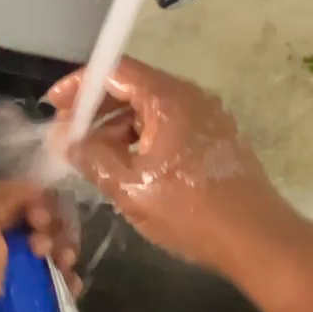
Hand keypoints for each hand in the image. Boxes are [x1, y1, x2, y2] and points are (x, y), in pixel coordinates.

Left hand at [0, 181, 78, 311]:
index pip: (21, 203)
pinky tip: (70, 285)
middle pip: (41, 229)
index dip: (38, 205)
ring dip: (63, 255)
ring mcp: (15, 276)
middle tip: (45, 247)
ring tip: (61, 265)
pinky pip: (55, 288)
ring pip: (52, 257)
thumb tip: (34, 186)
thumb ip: (2, 198)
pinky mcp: (27, 303)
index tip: (40, 218)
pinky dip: (67, 284)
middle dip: (53, 232)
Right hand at [46, 57, 302, 275]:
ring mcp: (206, 116)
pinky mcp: (213, 137)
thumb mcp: (129, 188)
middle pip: (132, 85)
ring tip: (91, 155)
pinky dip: (140, 136)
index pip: (115, 70)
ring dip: (116, 125)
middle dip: (94, 108)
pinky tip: (126, 165)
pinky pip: (167, 124)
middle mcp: (190, 97)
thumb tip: (62, 138)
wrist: (259, 241)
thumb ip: (90, 156)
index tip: (53, 107)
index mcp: (169, 100)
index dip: (79, 85)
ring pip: (148, 108)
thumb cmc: (191, 213)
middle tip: (66, 134)